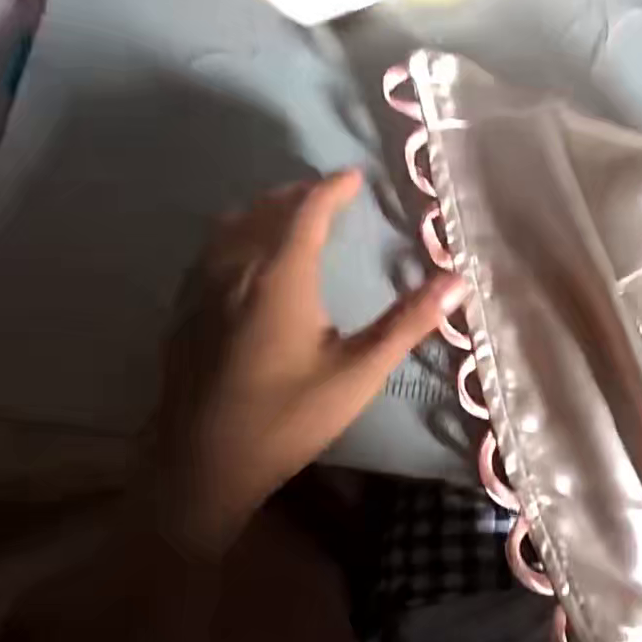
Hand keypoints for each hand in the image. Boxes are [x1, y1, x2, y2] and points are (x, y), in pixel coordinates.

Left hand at [152, 171, 465, 558]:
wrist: (202, 465)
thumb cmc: (289, 419)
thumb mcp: (359, 373)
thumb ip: (407, 323)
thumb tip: (457, 282)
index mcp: (279, 279)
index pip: (305, 213)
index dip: (331, 189)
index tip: (353, 176)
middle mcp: (234, 271)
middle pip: (264, 211)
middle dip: (298, 194)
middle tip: (328, 191)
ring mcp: (201, 290)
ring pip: (231, 227)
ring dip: (264, 209)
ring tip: (290, 211)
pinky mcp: (184, 311)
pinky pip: (211, 250)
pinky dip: (237, 233)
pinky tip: (245, 254)